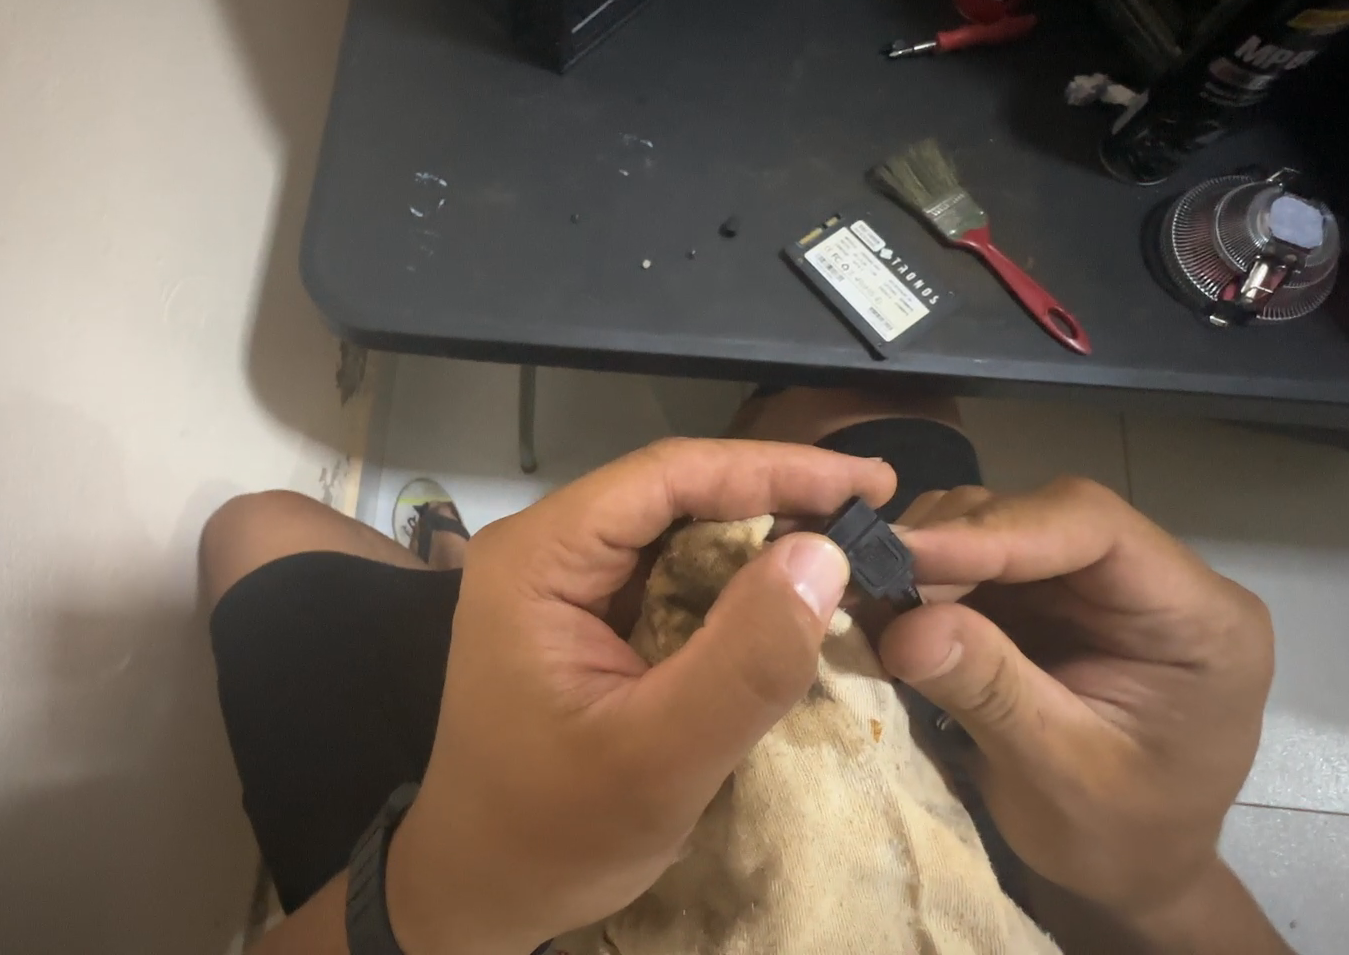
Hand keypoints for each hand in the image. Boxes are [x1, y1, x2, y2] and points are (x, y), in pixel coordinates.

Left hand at [385, 439, 894, 954]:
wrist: (480, 881)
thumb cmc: (552, 831)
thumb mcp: (659, 760)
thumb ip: (744, 662)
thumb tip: (822, 555)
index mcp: (538, 556)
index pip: (665, 477)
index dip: (772, 468)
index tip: (867, 482)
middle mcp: (543, 544)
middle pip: (670, 491)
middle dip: (772, 496)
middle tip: (867, 513)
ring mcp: (559, 573)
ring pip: (673, 525)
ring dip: (756, 533)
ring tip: (842, 543)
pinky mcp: (579, 605)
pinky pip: (665, 567)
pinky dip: (729, 575)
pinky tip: (781, 588)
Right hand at [879, 478, 1276, 932]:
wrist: (1118, 865)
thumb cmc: (1116, 834)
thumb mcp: (1060, 775)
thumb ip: (991, 693)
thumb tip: (905, 627)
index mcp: (1194, 616)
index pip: (1092, 526)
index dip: (995, 530)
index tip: (906, 556)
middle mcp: (1139, 576)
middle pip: (1028, 514)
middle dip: (944, 547)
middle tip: (868, 587)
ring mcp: (1079, 578)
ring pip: (985, 521)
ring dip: (922, 558)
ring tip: (875, 605)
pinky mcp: (1032, 589)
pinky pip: (963, 553)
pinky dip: (917, 576)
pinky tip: (887, 609)